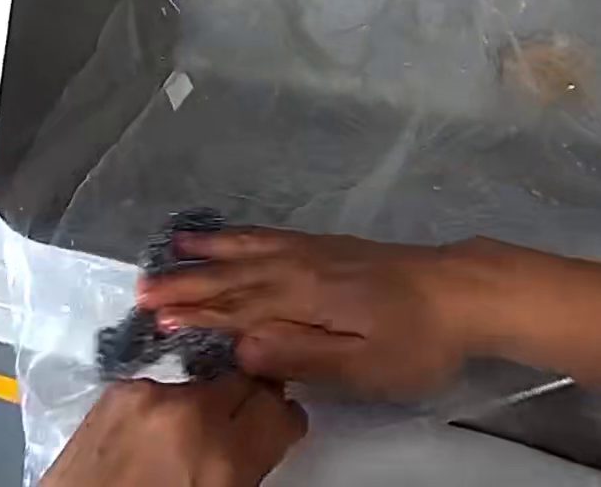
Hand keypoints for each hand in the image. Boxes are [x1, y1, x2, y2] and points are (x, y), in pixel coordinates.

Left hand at [41, 376, 304, 486]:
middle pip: (242, 379)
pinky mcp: (116, 391)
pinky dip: (161, 408)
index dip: (282, 419)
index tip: (278, 425)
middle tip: (237, 428)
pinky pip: (158, 386)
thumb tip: (260, 441)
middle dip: (245, 401)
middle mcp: (188, 414)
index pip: (278, 408)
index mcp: (221, 459)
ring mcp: (148, 395)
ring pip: (200, 382)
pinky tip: (148, 438)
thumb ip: (243, 469)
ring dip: (201, 404)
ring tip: (182, 440)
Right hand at [136, 229, 490, 399]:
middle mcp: (301, 265)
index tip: (154, 316)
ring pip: (250, 248)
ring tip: (175, 244)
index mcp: (305, 296)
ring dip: (211, 250)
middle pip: (235, 273)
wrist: (455, 289)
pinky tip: (234, 236)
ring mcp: (314, 250)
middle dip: (189, 280)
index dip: (195, 312)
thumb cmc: (413, 338)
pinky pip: (273, 236)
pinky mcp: (327, 245)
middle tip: (144, 284)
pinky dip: (245, 235)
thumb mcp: (362, 364)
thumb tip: (243, 345)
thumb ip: (301, 353)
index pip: (238, 306)